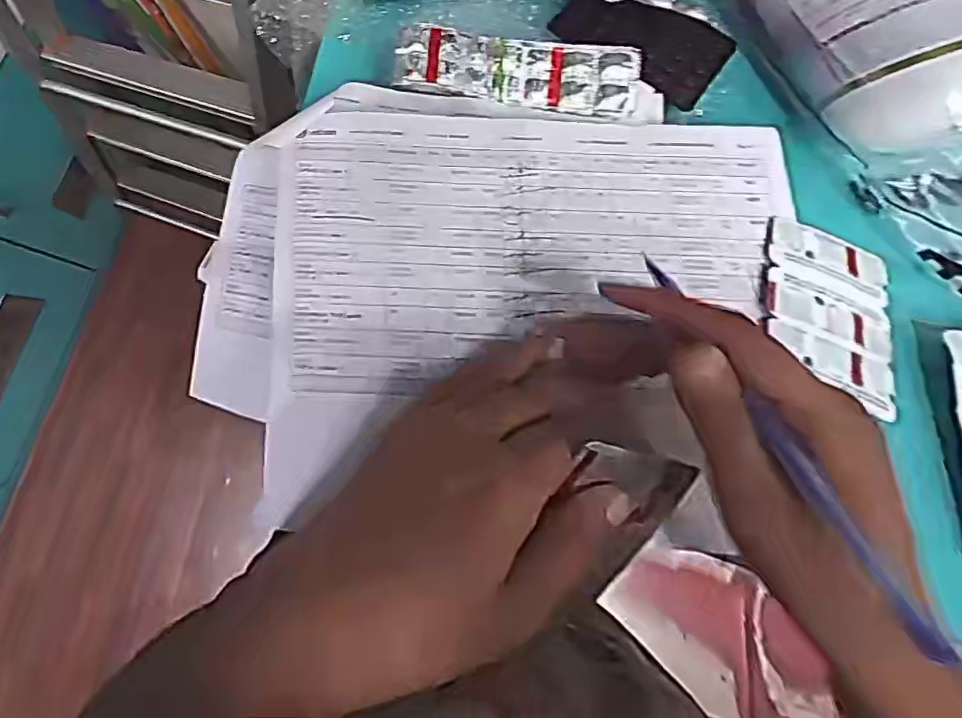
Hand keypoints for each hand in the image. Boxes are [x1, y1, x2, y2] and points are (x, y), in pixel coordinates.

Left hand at [85, 333, 637, 716]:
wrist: (329, 603)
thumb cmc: (428, 623)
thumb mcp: (515, 609)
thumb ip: (569, 544)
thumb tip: (615, 492)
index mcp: (508, 482)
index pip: (571, 438)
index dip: (604, 431)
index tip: (631, 422)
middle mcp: (473, 436)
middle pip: (535, 396)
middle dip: (574, 385)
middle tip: (607, 374)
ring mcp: (432, 424)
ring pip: (491, 376)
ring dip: (526, 358)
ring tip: (556, 339)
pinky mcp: (403, 425)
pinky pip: (450, 380)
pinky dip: (479, 364)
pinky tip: (490, 363)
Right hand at [601, 285, 961, 717]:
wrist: (877, 636)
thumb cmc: (812, 573)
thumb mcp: (753, 496)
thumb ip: (720, 417)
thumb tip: (686, 346)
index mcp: (819, 408)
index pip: (735, 335)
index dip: (671, 308)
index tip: (616, 294)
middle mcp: (826, 400)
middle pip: (736, 341)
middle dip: (666, 324)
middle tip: (605, 325)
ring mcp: (823, 416)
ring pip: (739, 360)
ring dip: (678, 346)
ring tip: (621, 348)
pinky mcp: (811, 432)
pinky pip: (746, 382)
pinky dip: (700, 370)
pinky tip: (669, 375)